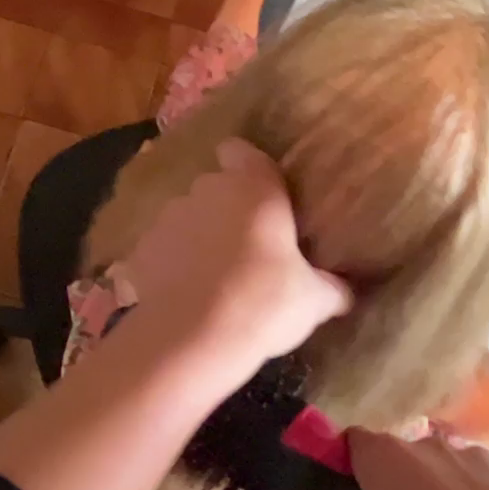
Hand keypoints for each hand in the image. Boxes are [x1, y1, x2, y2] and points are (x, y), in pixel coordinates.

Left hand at [124, 138, 351, 369]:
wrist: (194, 337)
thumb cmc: (265, 301)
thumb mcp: (314, 300)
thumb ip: (332, 288)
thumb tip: (348, 292)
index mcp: (254, 189)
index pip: (242, 152)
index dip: (246, 165)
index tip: (258, 189)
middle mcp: (207, 191)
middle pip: (215, 186)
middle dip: (226, 208)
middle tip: (247, 245)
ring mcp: (168, 218)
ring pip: (185, 217)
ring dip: (196, 236)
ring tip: (212, 275)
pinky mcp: (140, 250)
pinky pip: (160, 251)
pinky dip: (169, 265)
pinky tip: (182, 294)